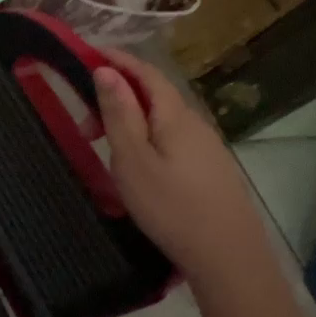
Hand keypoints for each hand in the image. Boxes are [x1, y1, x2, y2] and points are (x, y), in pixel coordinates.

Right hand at [93, 47, 273, 283]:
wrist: (231, 263)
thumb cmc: (172, 208)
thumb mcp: (132, 159)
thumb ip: (119, 112)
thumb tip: (106, 70)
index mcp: (175, 116)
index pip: (146, 72)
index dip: (116, 58)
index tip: (84, 53)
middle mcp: (197, 125)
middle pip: (155, 94)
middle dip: (117, 94)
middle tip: (85, 120)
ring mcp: (209, 149)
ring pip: (163, 118)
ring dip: (131, 118)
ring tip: (105, 142)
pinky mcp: (213, 171)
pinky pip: (173, 137)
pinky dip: (147, 135)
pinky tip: (137, 161)